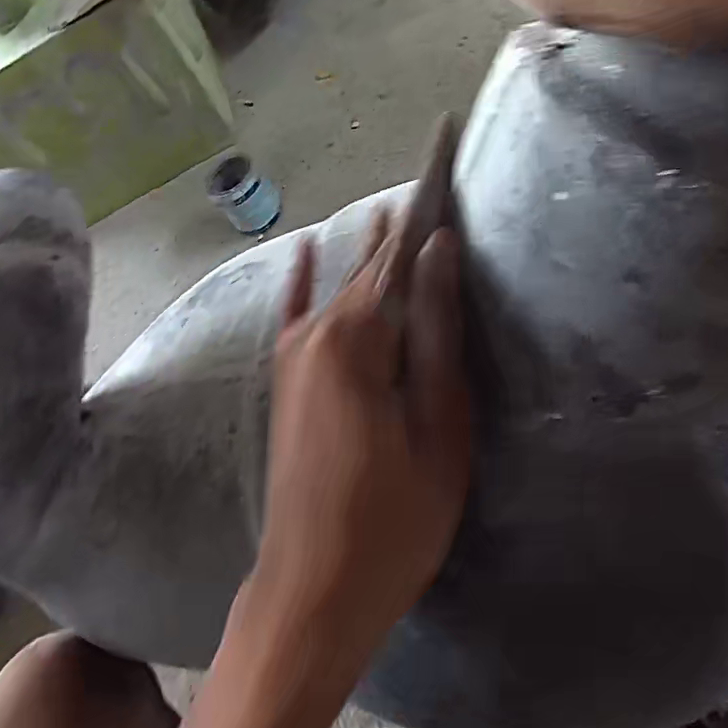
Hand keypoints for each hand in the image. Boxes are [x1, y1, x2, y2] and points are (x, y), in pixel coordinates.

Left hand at [250, 207, 471, 657]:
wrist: (312, 583)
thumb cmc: (392, 521)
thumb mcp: (437, 429)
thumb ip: (433, 335)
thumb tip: (438, 251)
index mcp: (355, 339)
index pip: (399, 253)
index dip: (426, 202)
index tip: (442, 144)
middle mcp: (314, 334)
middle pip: (369, 269)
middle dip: (404, 227)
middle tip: (435, 174)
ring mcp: (292, 356)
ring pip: (340, 289)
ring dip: (371, 252)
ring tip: (399, 206)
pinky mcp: (285, 381)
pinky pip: (297, 314)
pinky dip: (306, 280)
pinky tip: (307, 248)